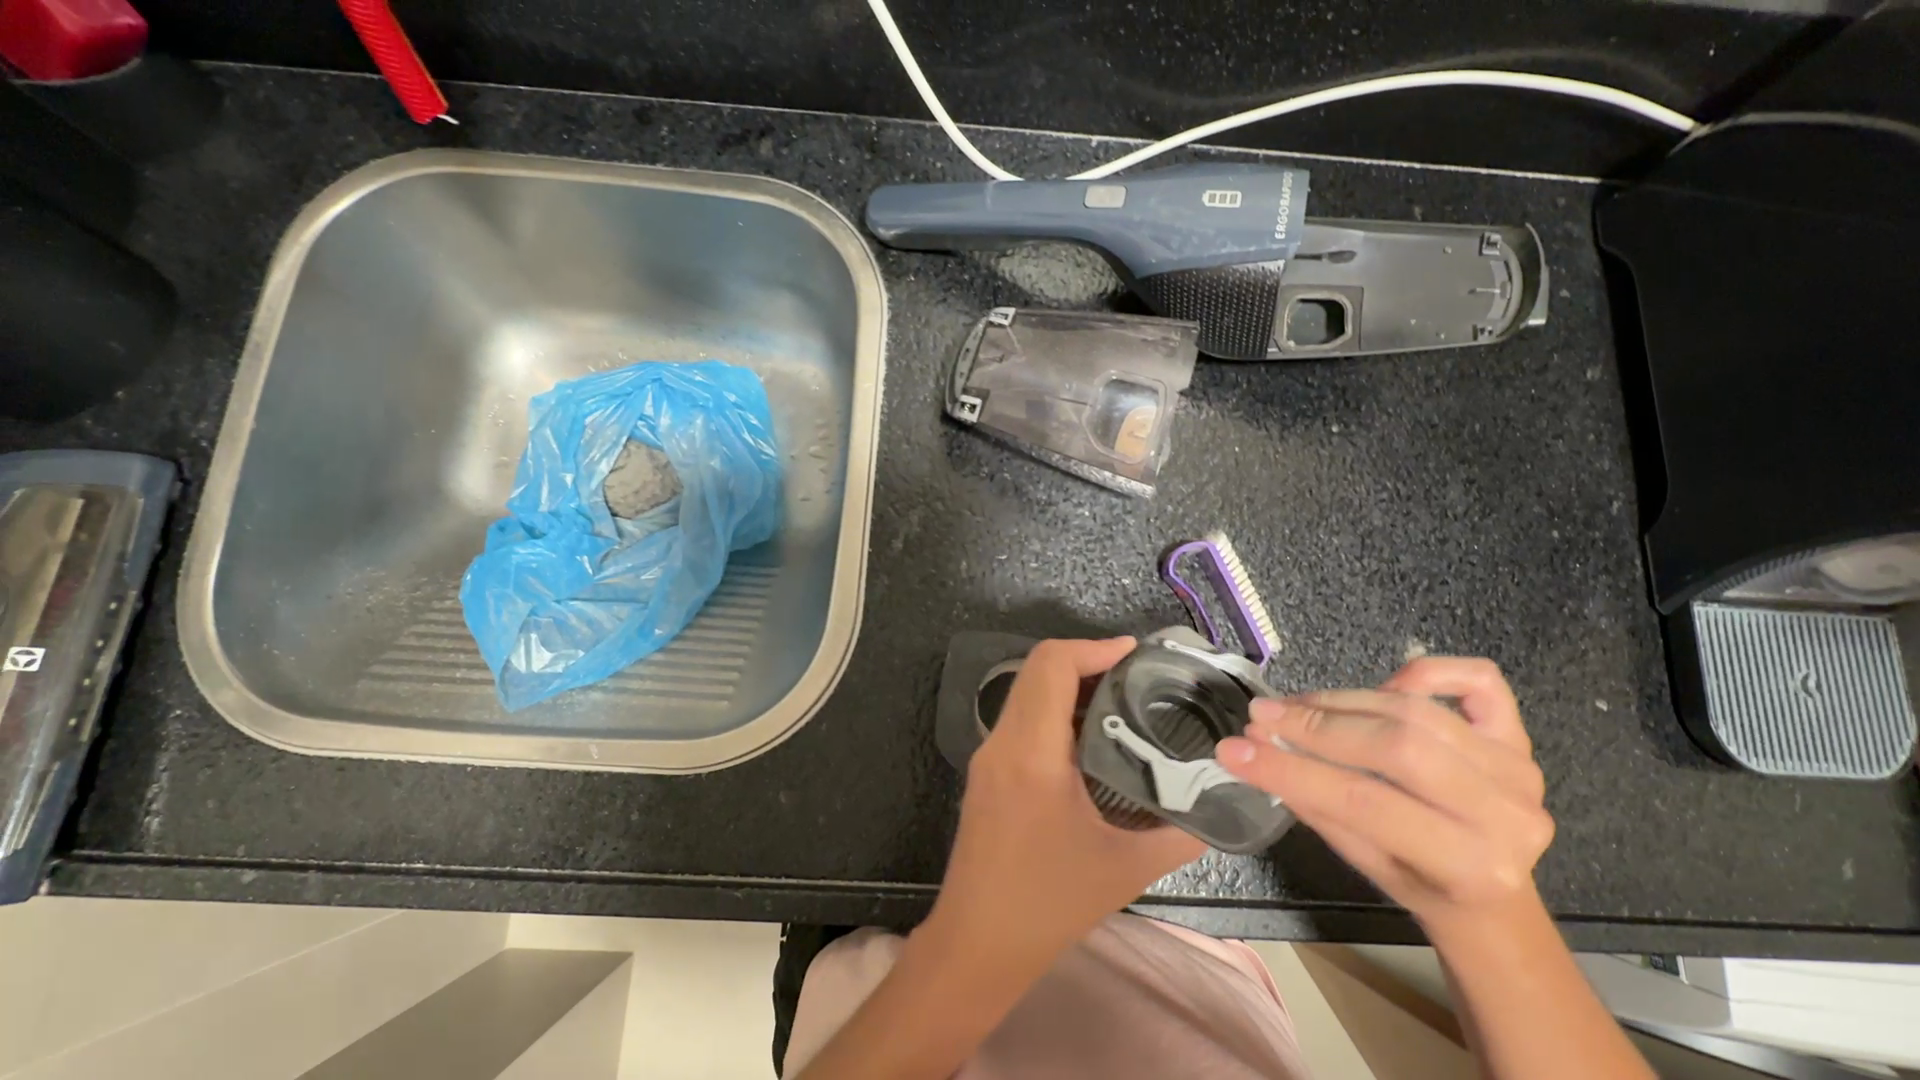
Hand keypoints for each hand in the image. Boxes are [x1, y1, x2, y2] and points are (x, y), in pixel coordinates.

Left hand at [930, 638, 1205, 959]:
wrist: (977, 944)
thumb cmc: (1048, 904)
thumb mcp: (1126, 869)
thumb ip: (1179, 833)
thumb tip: (1220, 805)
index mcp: (1031, 753)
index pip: (1051, 666)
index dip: (1094, 647)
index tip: (1136, 654)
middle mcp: (1001, 744)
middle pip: (1037, 672)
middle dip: (1088, 662)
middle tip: (1140, 677)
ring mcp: (988, 760)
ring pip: (1026, 696)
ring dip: (1071, 688)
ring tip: (1125, 703)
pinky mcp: (987, 777)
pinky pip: (1022, 722)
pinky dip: (1057, 714)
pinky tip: (1094, 741)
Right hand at [1215, 656, 1553, 938]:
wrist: (1492, 893)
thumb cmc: (1420, 883)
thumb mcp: (1363, 863)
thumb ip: (1315, 803)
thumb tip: (1255, 749)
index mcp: (1470, 864)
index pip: (1365, 801)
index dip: (1291, 769)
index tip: (1234, 749)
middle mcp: (1507, 813)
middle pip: (1398, 745)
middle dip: (1317, 726)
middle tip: (1262, 717)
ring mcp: (1519, 768)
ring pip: (1419, 711)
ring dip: (1345, 701)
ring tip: (1297, 705)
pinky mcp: (1522, 736)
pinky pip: (1477, 679)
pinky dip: (1424, 671)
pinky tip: (1385, 686)